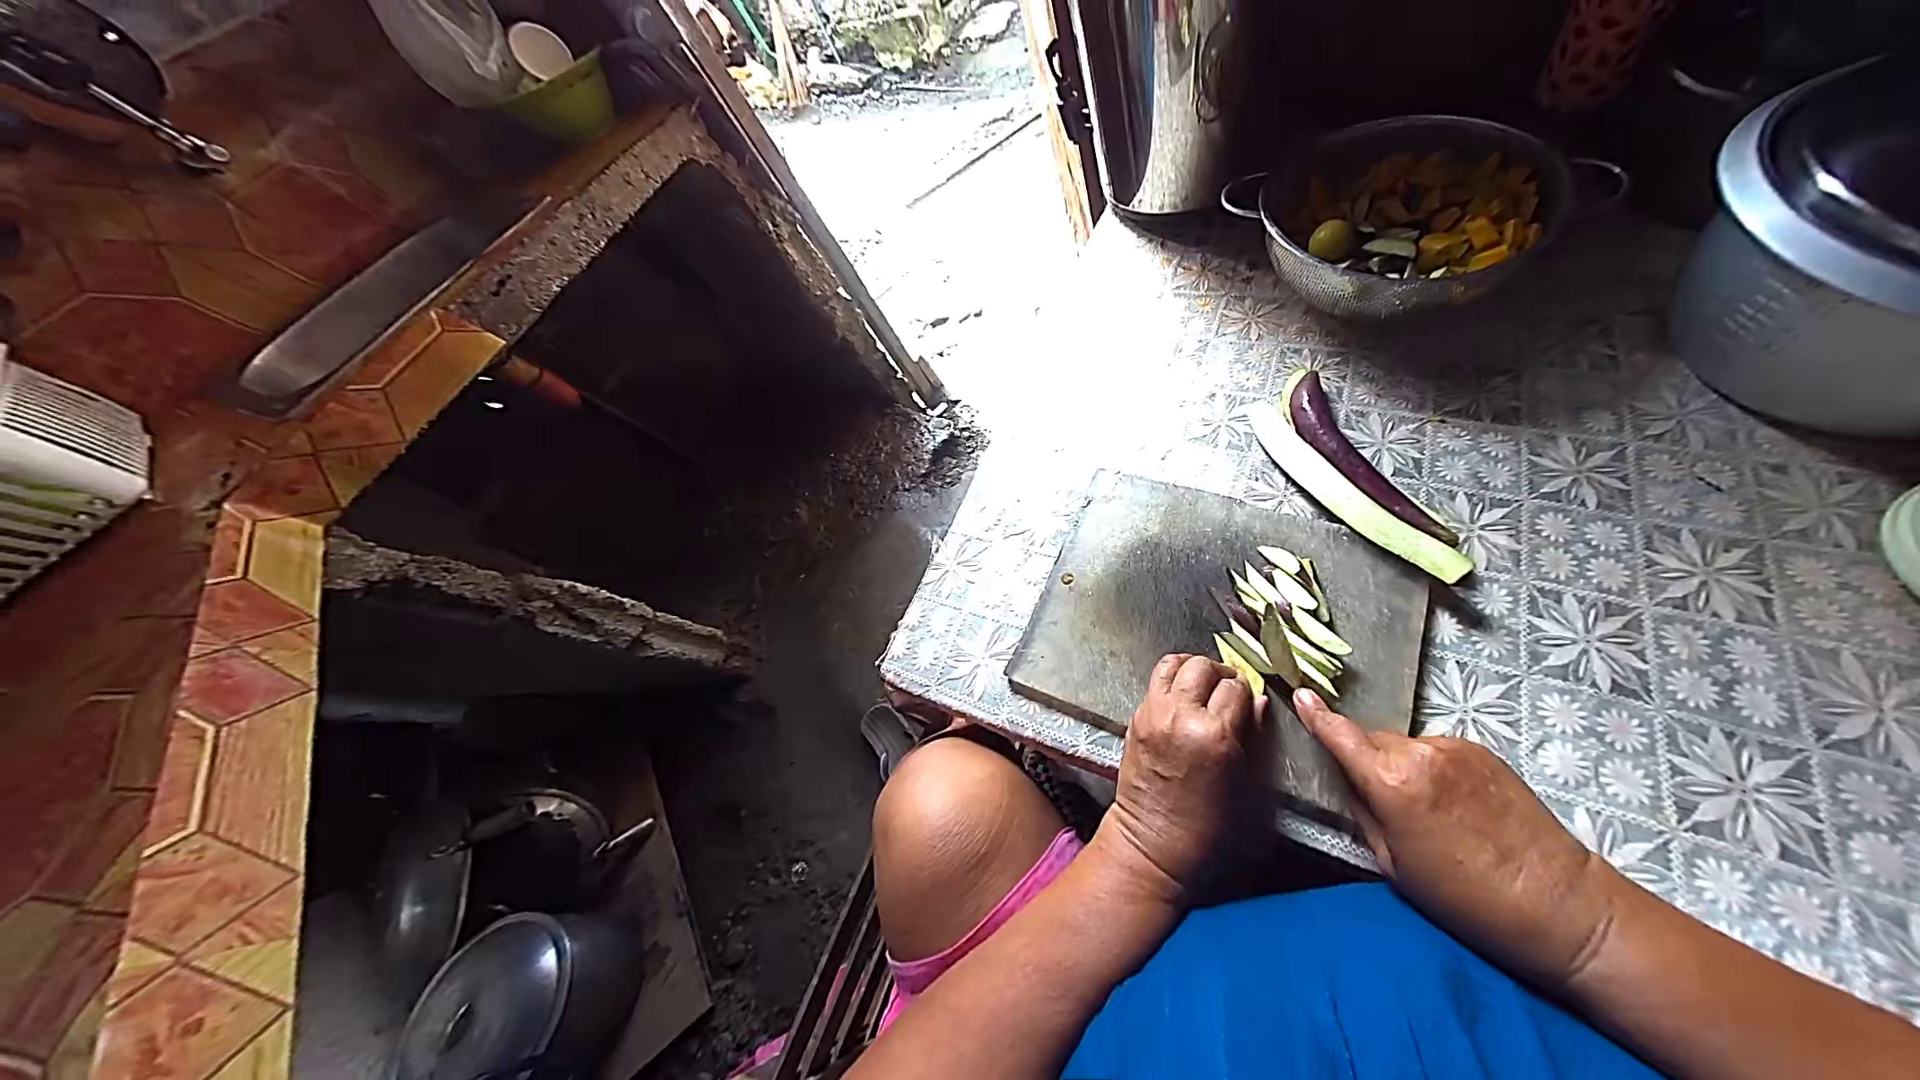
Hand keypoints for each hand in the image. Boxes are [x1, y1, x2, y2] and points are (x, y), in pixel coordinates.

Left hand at [1093, 654, 1262, 908]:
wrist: (1153, 843)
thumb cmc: (1207, 827)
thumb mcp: (1246, 785)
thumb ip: (1253, 736)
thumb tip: (1258, 702)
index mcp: (1215, 735)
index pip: (1235, 687)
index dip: (1246, 691)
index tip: (1249, 699)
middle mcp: (1181, 717)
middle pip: (1202, 667)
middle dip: (1220, 674)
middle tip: (1227, 688)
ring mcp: (1153, 714)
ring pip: (1173, 664)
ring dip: (1192, 669)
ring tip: (1203, 684)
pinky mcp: (1136, 718)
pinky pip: (1155, 682)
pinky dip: (1171, 680)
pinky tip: (1182, 696)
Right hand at [1293, 688, 1620, 990]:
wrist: (1563, 907)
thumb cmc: (1466, 897)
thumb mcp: (1391, 860)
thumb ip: (1362, 810)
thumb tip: (1348, 782)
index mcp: (1391, 781)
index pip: (1340, 736)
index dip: (1316, 717)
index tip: (1300, 697)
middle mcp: (1420, 754)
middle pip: (1372, 741)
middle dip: (1368, 760)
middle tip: (1382, 800)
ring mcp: (1455, 749)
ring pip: (1404, 746)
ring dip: (1402, 766)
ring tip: (1428, 809)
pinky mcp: (1483, 753)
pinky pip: (1436, 752)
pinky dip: (1432, 769)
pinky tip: (1453, 804)